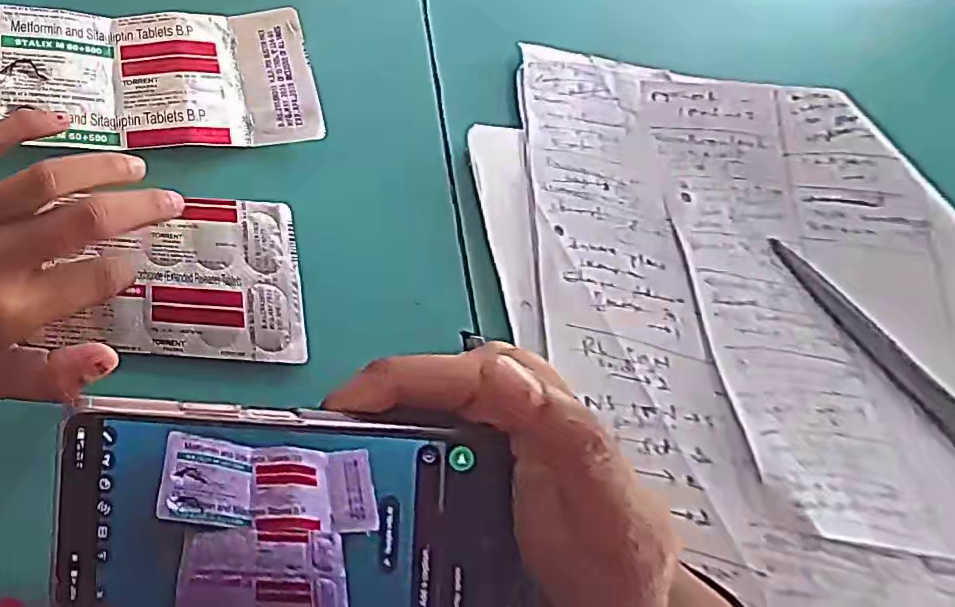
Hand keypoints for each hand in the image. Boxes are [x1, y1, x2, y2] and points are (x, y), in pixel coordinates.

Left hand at [0, 110, 182, 401]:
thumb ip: (54, 377)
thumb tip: (111, 358)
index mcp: (11, 308)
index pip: (87, 283)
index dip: (124, 269)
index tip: (140, 259)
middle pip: (81, 224)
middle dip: (135, 210)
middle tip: (169, 202)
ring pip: (47, 180)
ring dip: (99, 168)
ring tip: (136, 168)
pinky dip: (25, 124)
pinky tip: (64, 120)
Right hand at [325, 344, 681, 606]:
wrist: (623, 593)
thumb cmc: (615, 542)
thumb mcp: (596, 486)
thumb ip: (560, 425)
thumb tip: (501, 370)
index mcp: (508, 375)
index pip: (417, 372)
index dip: (366, 394)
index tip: (331, 424)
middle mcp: (482, 386)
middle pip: (398, 391)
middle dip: (360, 421)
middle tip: (332, 462)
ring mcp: (468, 414)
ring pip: (395, 415)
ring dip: (367, 441)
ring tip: (343, 475)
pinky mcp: (458, 441)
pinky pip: (405, 439)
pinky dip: (384, 459)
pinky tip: (376, 484)